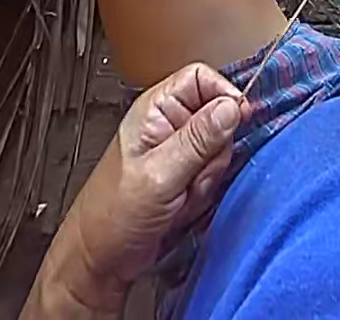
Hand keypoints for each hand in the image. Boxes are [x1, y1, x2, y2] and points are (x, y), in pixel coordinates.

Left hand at [25, 63, 244, 317]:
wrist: (101, 261)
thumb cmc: (111, 215)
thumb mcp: (159, 175)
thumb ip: (198, 139)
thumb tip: (232, 105)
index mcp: (157, 107)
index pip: (202, 77)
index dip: (224, 94)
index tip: (238, 119)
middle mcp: (169, 121)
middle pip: (218, 115)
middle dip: (214, 151)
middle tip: (192, 174)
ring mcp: (179, 148)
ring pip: (219, 148)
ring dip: (208, 176)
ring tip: (181, 193)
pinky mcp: (186, 172)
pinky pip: (213, 173)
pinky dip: (204, 192)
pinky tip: (183, 204)